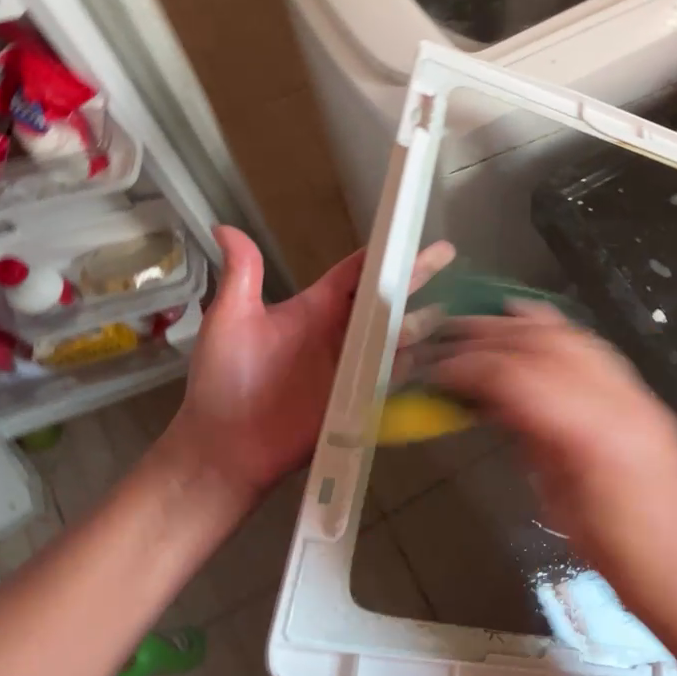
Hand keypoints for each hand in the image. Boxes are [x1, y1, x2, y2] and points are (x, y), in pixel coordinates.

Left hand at [164, 226, 454, 502]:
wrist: (225, 449)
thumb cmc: (222, 382)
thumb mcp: (229, 321)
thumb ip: (241, 276)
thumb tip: (225, 227)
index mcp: (315, 308)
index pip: (356, 272)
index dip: (382, 252)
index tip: (409, 232)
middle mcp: (340, 332)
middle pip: (385, 298)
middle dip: (416, 275)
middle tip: (447, 254)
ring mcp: (353, 367)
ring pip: (396, 336)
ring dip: (422, 320)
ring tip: (453, 307)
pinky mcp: (359, 399)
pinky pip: (393, 377)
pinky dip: (417, 366)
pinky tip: (442, 355)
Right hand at [431, 302, 676, 596]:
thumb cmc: (618, 556)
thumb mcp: (557, 503)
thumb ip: (530, 445)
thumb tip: (498, 408)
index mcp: (591, 434)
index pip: (519, 377)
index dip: (472, 367)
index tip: (439, 370)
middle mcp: (618, 400)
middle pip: (546, 345)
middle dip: (493, 335)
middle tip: (453, 337)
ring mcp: (638, 395)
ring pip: (575, 339)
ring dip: (527, 326)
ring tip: (488, 319)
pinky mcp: (645, 400)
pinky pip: (598, 353)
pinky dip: (563, 336)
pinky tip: (540, 330)